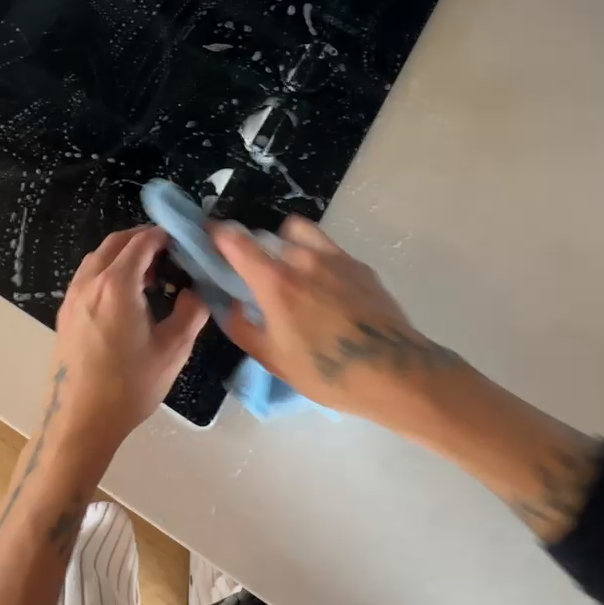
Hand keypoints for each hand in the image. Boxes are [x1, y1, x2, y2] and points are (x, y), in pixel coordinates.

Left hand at [44, 227, 208, 453]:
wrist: (80, 422)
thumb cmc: (129, 386)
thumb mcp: (173, 349)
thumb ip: (191, 311)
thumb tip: (198, 289)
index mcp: (117, 284)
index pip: (142, 242)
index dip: (165, 236)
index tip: (184, 244)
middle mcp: (90, 281)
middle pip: (116, 242)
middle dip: (143, 239)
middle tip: (169, 254)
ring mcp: (73, 295)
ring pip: (99, 257)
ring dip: (124, 255)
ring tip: (150, 276)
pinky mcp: (65, 312)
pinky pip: (88, 275)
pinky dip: (108, 270)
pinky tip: (125, 296)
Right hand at [214, 215, 464, 422]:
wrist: (394, 373)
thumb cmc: (327, 372)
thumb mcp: (273, 359)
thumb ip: (244, 328)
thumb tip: (232, 306)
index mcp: (275, 281)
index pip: (236, 240)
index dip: (217, 232)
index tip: (209, 233)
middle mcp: (303, 259)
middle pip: (270, 236)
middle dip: (258, 248)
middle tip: (259, 274)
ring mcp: (335, 258)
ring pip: (301, 233)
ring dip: (288, 244)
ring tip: (293, 272)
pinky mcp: (360, 266)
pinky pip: (329, 250)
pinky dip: (318, 259)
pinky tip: (326, 289)